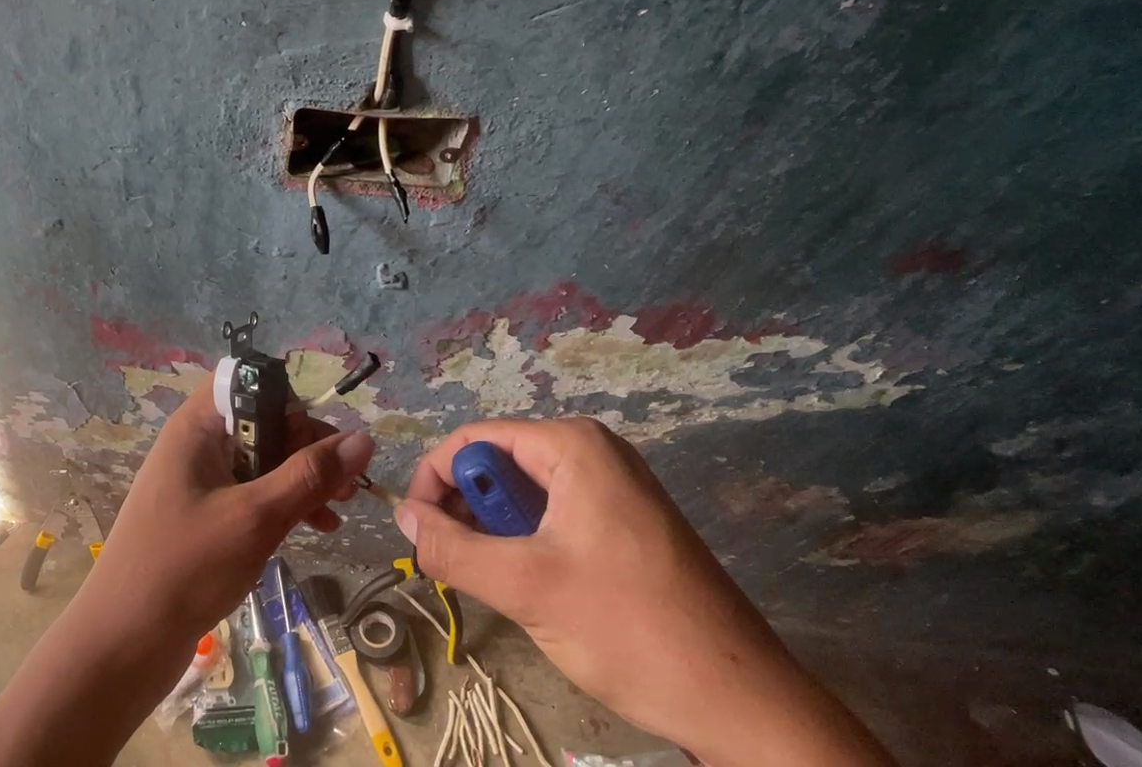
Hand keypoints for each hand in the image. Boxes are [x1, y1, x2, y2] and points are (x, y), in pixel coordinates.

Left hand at [80, 382, 376, 644]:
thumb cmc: (186, 567)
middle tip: (347, 486)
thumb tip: (362, 440)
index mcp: (196, 428)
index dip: (290, 404)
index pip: (248, 384)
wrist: (123, 643)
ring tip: (337, 512)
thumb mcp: (256, 517)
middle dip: (306, 448)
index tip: (325, 443)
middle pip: (260, 424)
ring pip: (260, 463)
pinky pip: (250, 496)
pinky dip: (282, 506)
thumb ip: (309, 476)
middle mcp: (195, 447)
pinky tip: (314, 529)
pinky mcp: (202, 520)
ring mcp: (196, 484)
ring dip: (300, 480)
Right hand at [396, 419, 893, 766]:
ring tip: (496, 582)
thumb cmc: (627, 628)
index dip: (435, 481)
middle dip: (467, 512)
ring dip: (495, 534)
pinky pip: (553, 514)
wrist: (740, 700)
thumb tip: (401, 515)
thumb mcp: (523, 586)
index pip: (473, 441)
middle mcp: (592, 451)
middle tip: (455, 566)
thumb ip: (450, 547)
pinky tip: (532, 586)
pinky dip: (527, 544)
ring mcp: (613, 486)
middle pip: (497, 465)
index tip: (417, 533)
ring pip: (522, 494)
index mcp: (572, 445)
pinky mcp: (624, 521)